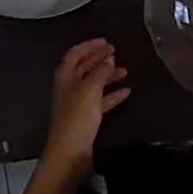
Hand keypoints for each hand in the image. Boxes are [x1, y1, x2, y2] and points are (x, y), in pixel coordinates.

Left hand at [42, 38, 130, 170]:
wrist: (70, 152)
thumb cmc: (77, 116)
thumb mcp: (89, 89)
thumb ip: (100, 72)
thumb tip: (108, 59)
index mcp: (66, 76)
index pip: (75, 54)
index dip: (88, 46)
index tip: (105, 41)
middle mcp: (70, 87)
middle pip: (85, 67)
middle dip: (99, 58)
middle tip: (115, 51)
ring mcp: (78, 103)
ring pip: (94, 83)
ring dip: (108, 75)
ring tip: (125, 70)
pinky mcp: (87, 118)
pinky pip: (101, 101)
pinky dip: (112, 94)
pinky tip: (126, 92)